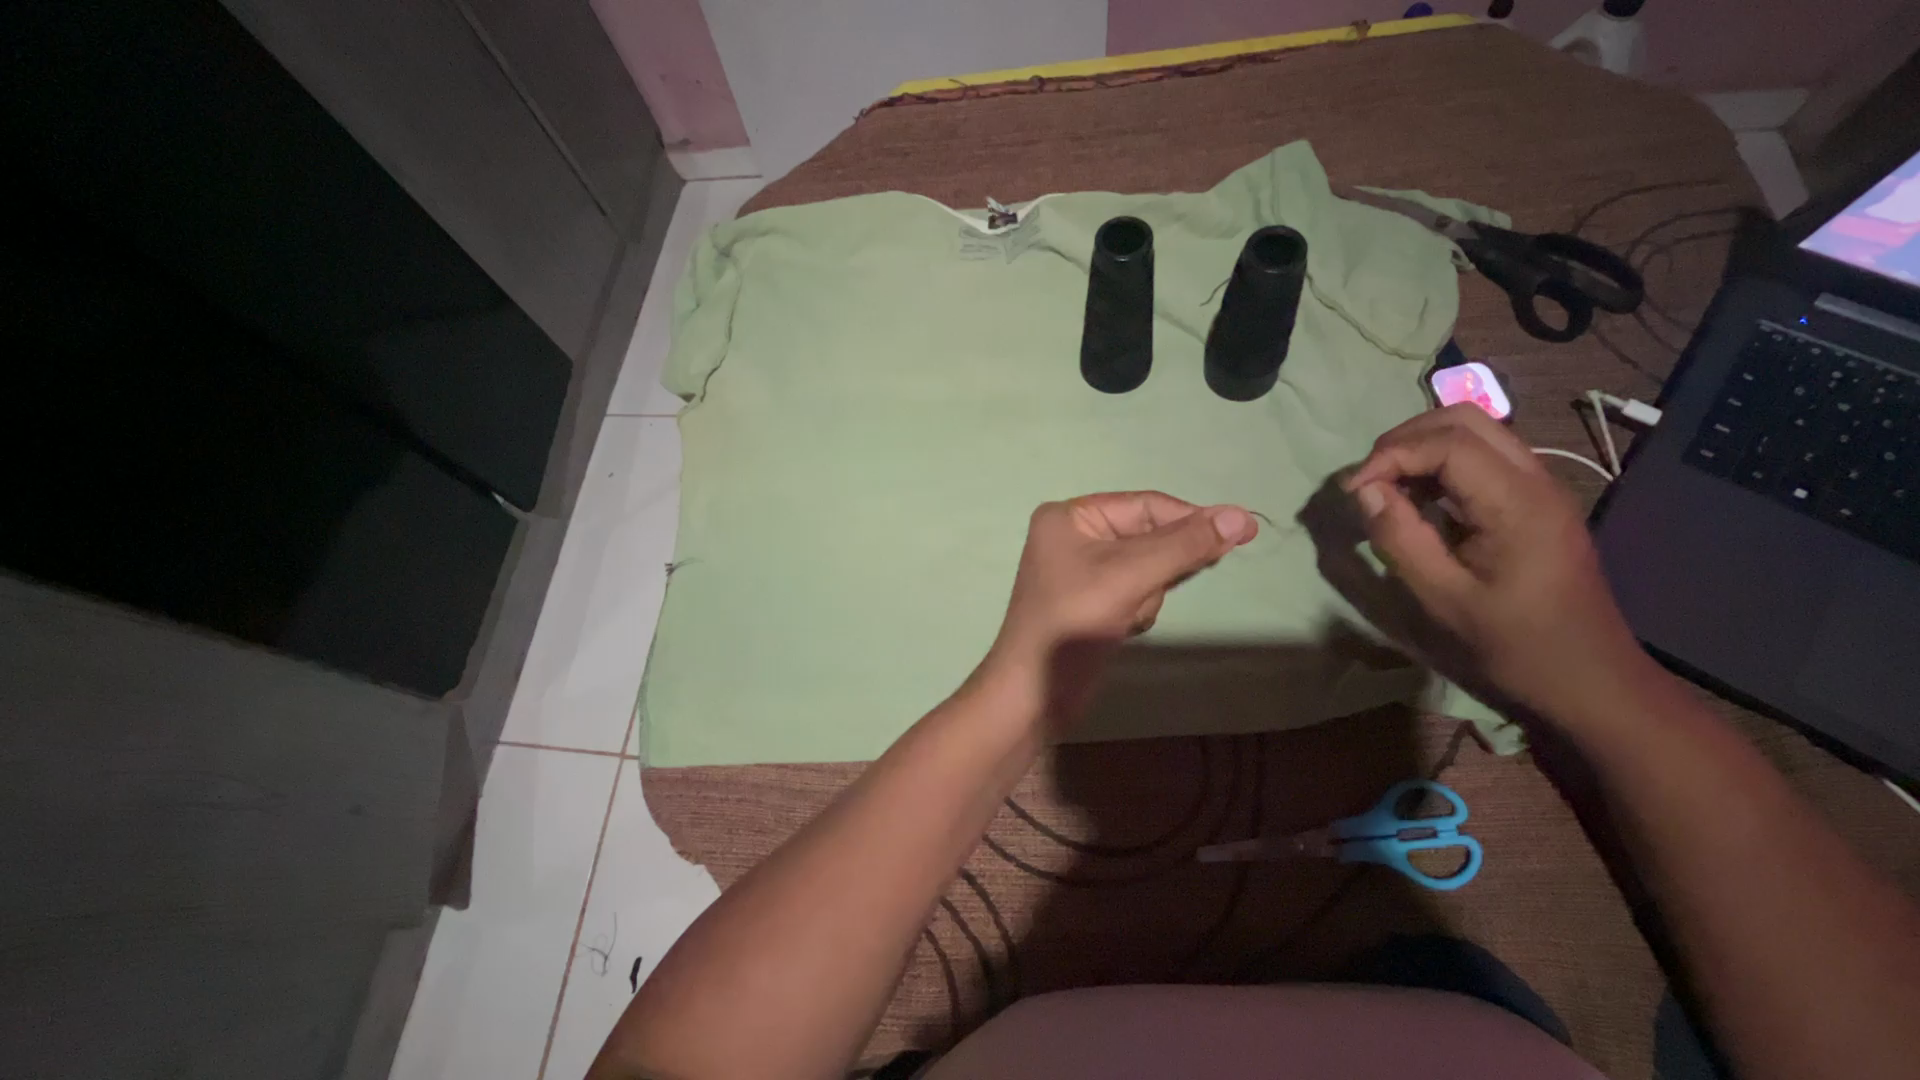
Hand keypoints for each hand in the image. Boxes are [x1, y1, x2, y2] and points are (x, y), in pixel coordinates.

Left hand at [981, 492, 1255, 725]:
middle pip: (1149, 536)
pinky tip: (1122, 628)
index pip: (1147, 505)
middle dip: (1160, 569)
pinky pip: (1136, 592)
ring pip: (1148, 568)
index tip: (1243, 532)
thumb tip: (1240, 517)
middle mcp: (1075, 536)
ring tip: (1124, 616)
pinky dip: (1139, 609)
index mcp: (1071, 515)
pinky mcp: (1093, 602)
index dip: (1193, 519)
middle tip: (1147, 593)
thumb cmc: (1075, 623)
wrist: (1036, 693)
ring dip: (1149, 594)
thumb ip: (1185, 545)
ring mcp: (1083, 571)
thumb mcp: (1131, 576)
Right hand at [1343, 404, 1653, 721]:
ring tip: (1388, 488)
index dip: (1390, 456)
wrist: (1591, 678)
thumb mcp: (1444, 599)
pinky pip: (1485, 458)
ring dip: (1423, 448)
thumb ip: (1400, 539)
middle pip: (1464, 420)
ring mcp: (1542, 487)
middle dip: (1405, 440)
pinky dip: (1443, 464)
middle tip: (1368, 481)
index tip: (1353, 492)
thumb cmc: (1516, 645)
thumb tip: (1364, 492)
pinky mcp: (1537, 502)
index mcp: (1518, 502)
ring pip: (1477, 432)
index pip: (1446, 443)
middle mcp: (1536, 479)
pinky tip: (1420, 500)